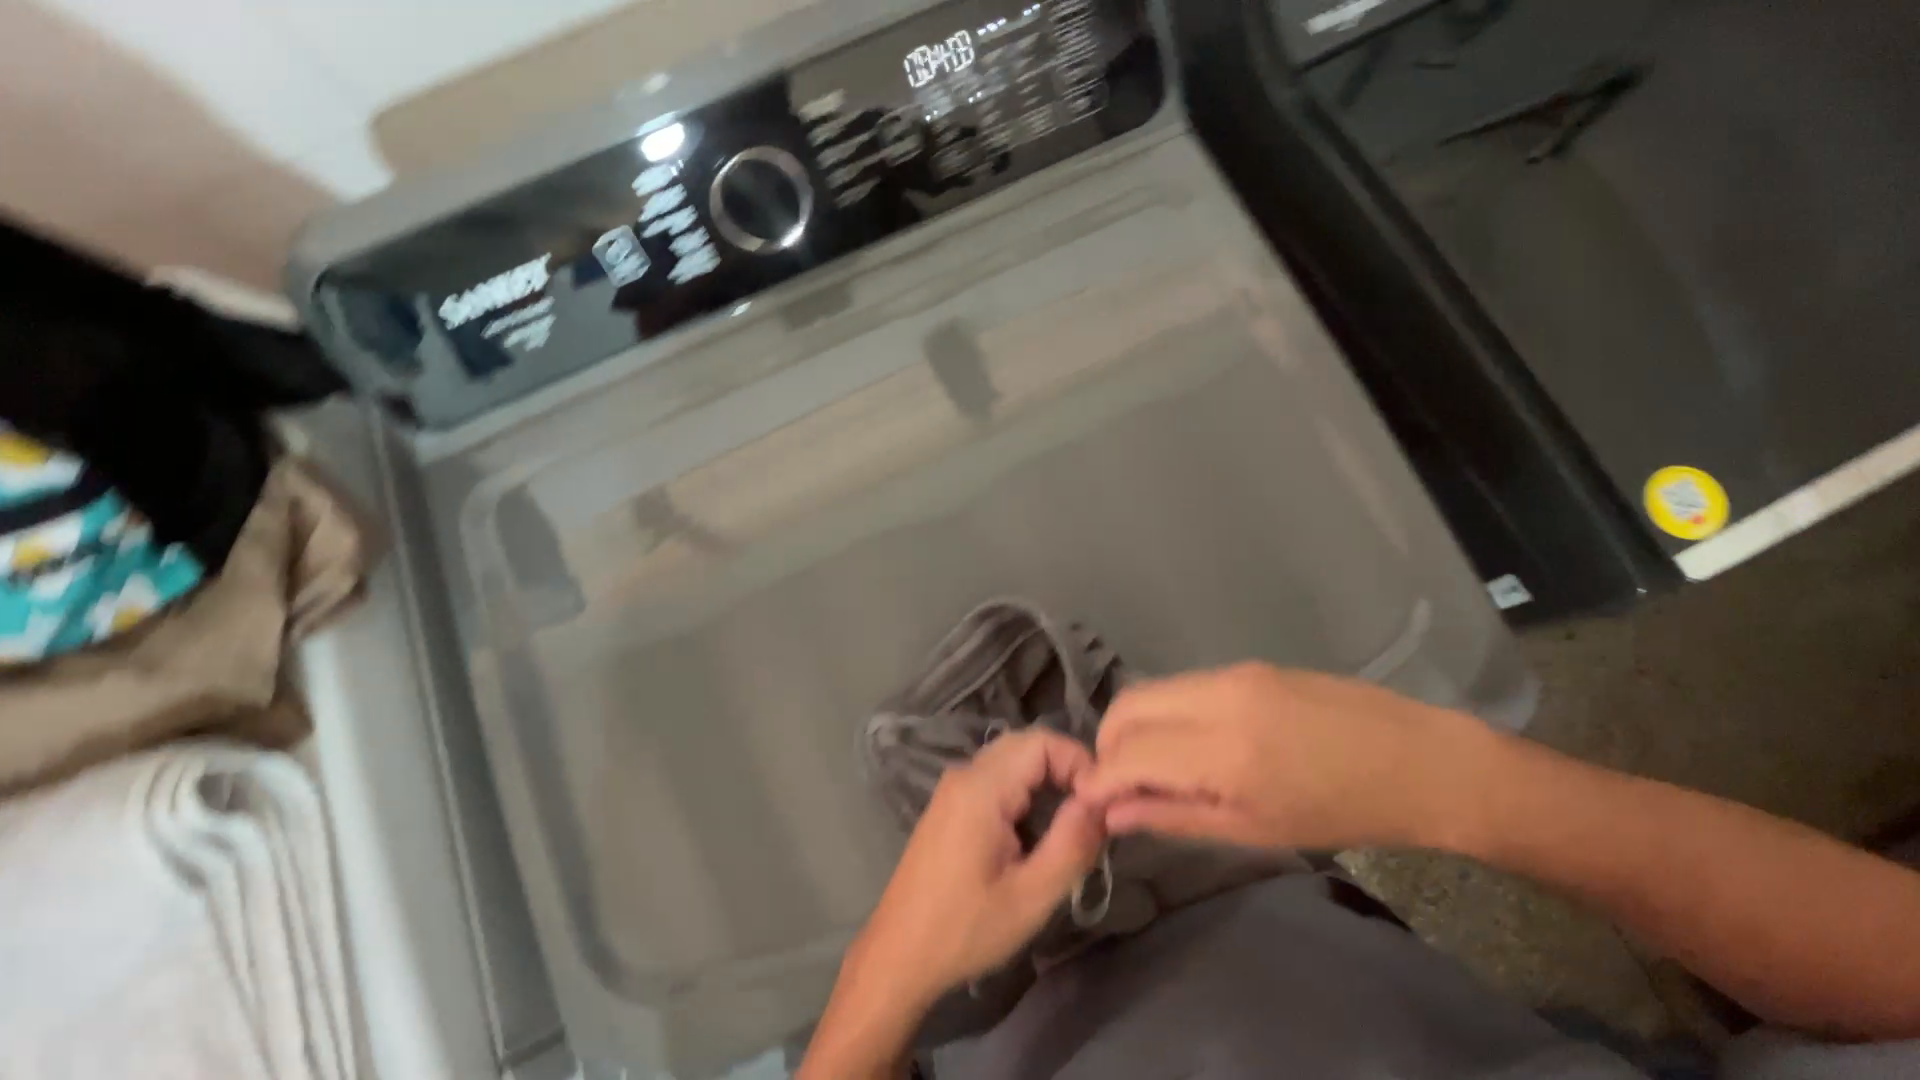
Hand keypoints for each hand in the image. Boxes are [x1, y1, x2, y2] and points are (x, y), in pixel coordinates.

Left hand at [852, 729, 1106, 1004]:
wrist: (899, 956)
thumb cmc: (964, 929)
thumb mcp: (1031, 896)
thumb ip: (1072, 843)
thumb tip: (1101, 802)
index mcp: (980, 788)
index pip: (1042, 741)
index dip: (1080, 763)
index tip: (1102, 806)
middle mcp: (963, 776)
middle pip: (1027, 747)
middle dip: (1066, 773)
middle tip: (1092, 817)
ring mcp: (952, 790)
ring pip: (1012, 764)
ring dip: (1047, 787)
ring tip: (1070, 832)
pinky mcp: (949, 808)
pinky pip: (996, 783)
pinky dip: (1025, 798)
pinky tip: (1035, 841)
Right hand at [1076, 663, 1498, 852]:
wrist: (1420, 762)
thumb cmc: (1342, 813)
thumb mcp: (1253, 830)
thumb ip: (1174, 817)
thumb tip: (1112, 812)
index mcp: (1224, 751)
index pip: (1129, 753)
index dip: (1100, 779)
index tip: (1091, 802)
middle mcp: (1219, 698)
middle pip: (1128, 705)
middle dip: (1109, 745)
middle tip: (1121, 785)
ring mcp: (1234, 673)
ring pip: (1152, 689)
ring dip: (1136, 727)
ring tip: (1154, 767)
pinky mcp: (1250, 665)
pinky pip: (1184, 685)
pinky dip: (1167, 713)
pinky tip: (1189, 744)